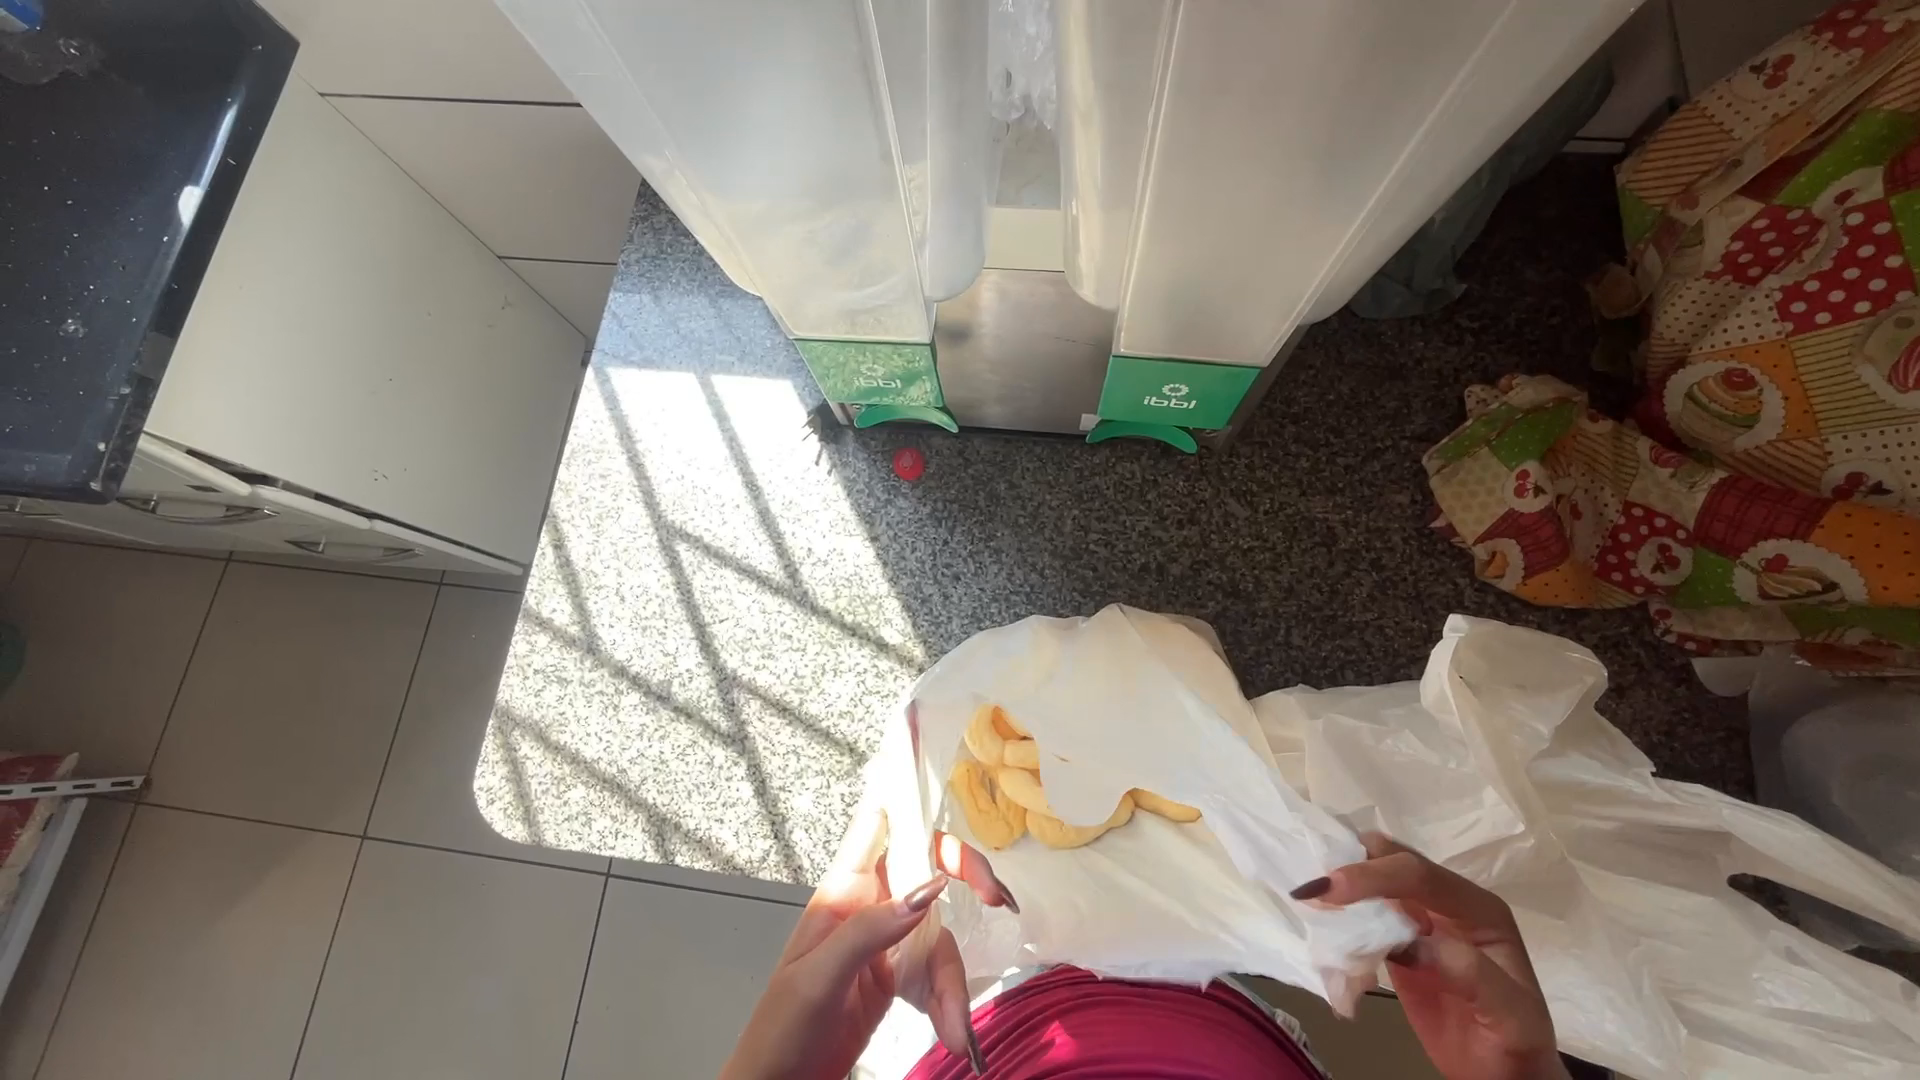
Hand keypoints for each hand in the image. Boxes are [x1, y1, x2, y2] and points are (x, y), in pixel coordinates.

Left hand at [720, 803, 1009, 1079]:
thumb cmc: (781, 1030)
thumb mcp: (818, 977)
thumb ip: (870, 930)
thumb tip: (928, 890)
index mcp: (842, 889)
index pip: (879, 825)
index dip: (912, 801)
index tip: (953, 805)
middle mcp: (869, 904)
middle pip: (926, 866)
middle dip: (965, 875)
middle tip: (994, 898)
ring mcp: (887, 939)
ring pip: (940, 930)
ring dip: (954, 976)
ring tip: (956, 1026)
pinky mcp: (900, 975)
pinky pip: (938, 971)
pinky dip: (950, 1000)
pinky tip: (954, 1032)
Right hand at [1312, 834, 1568, 1079]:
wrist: (1501, 1075)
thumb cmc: (1512, 1044)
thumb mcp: (1509, 1016)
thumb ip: (1469, 972)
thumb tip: (1412, 942)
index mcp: (1476, 908)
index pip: (1419, 873)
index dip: (1373, 875)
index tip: (1330, 890)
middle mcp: (1446, 900)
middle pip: (1390, 859)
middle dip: (1349, 864)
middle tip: (1311, 888)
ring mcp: (1419, 914)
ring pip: (1372, 874)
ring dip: (1339, 881)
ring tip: (1308, 897)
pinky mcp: (1395, 933)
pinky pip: (1362, 908)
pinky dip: (1338, 909)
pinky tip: (1320, 918)